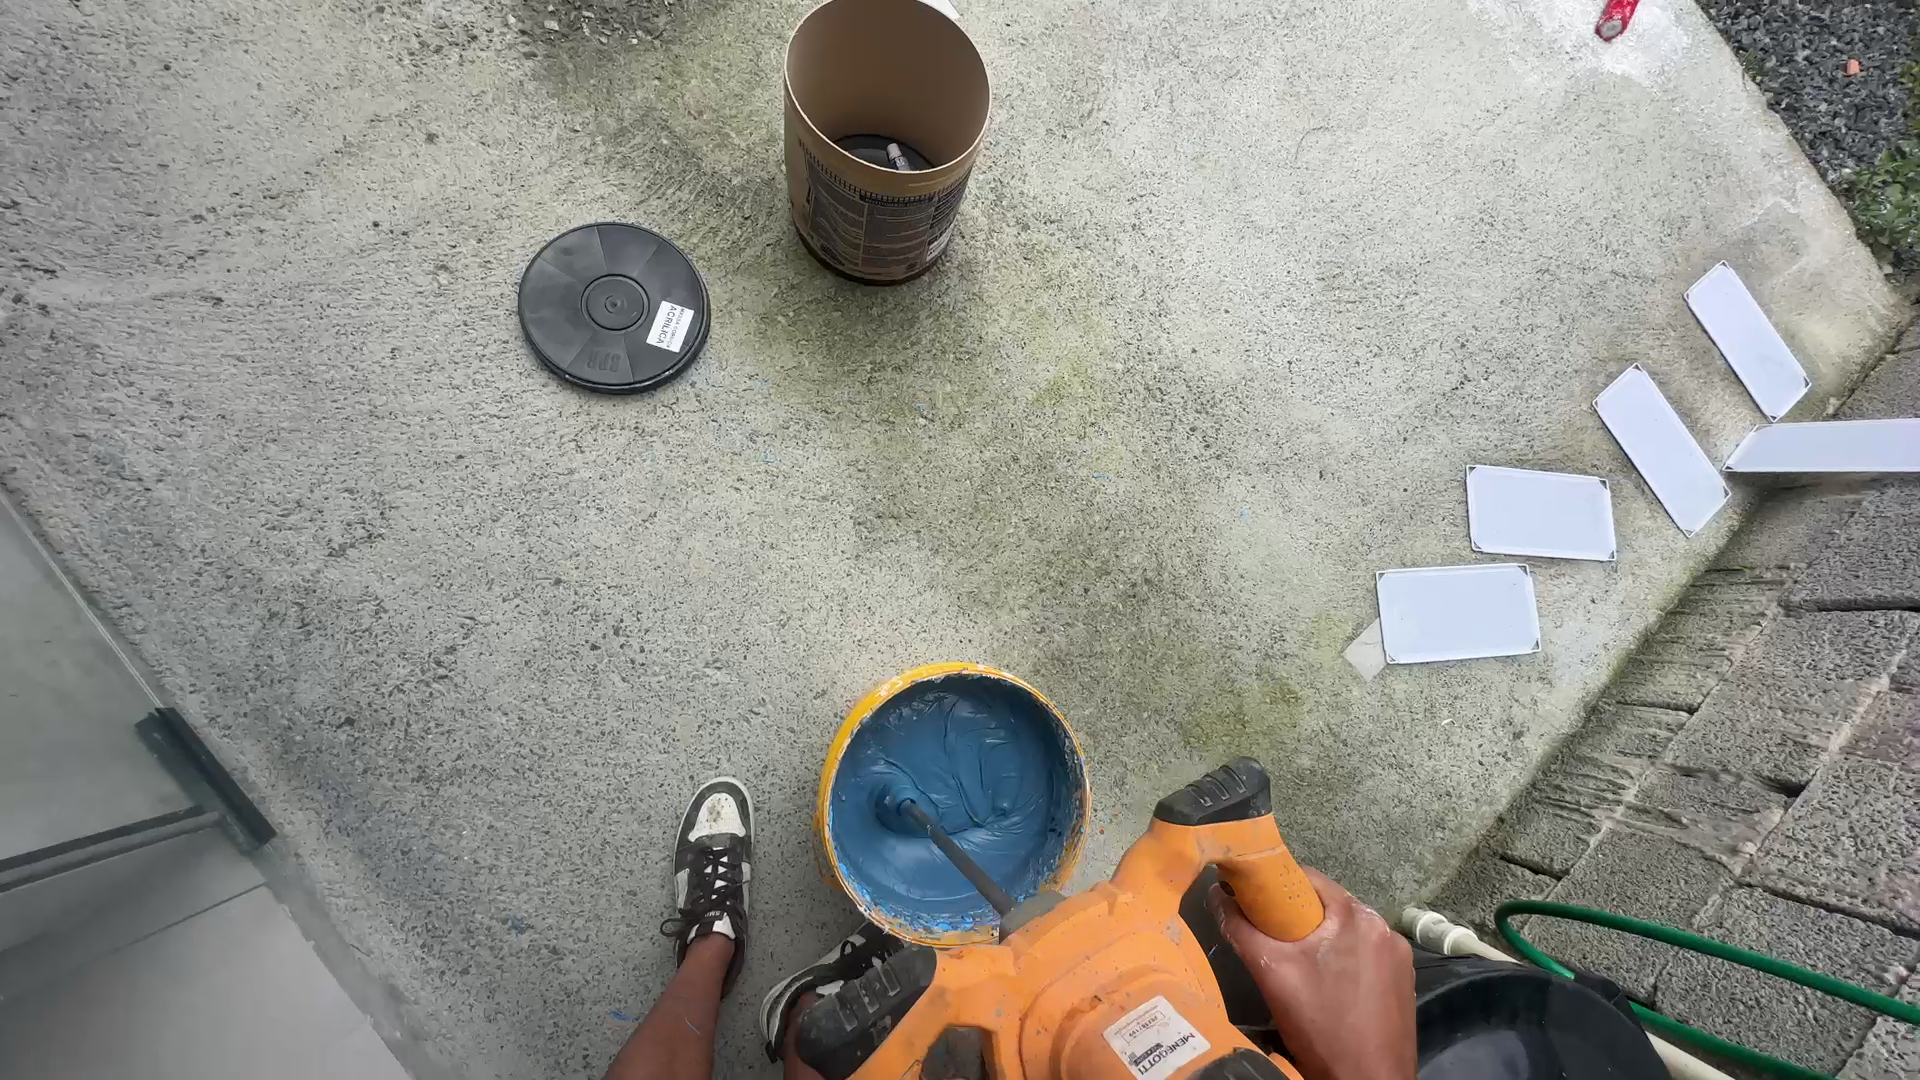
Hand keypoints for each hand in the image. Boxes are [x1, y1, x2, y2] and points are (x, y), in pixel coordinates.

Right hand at [1208, 867, 1414, 1079]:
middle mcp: (1385, 928)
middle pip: (1325, 903)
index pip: (1305, 878)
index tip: (1251, 900)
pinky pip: (1362, 951)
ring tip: (1293, 959)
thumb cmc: (1319, 1026)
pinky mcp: (1404, 981)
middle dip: (1295, 914)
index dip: (1273, 885)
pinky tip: (1324, 980)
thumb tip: (1215, 893)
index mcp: (1357, 916)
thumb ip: (1239, 927)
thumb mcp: (1270, 970)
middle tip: (1269, 935)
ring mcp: (1399, 956)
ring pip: (1343, 928)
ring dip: (1318, 936)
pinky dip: (1340, 955)